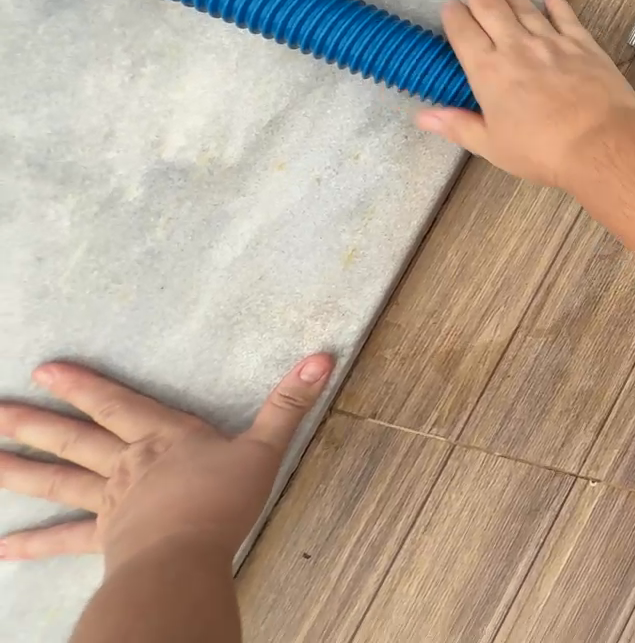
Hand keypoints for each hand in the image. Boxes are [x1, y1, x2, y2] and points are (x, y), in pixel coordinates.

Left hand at [0, 354, 332, 570]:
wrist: (182, 558)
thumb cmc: (225, 499)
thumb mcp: (268, 444)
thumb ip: (291, 402)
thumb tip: (322, 357)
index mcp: (166, 439)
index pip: (121, 405)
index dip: (86, 387)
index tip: (47, 371)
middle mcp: (129, 464)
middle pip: (76, 439)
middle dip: (35, 422)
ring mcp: (110, 502)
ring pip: (57, 482)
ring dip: (16, 471)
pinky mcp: (103, 537)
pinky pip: (62, 539)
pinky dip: (29, 544)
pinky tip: (0, 547)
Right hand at [417, 0, 634, 187]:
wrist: (603, 141)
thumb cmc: (544, 150)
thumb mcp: (493, 146)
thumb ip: (459, 126)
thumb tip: (423, 116)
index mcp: (489, 70)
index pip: (463, 32)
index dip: (454, 15)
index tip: (449, 4)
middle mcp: (519, 48)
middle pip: (493, 10)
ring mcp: (554, 44)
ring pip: (528, 8)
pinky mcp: (586, 46)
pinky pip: (567, 18)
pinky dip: (557, 4)